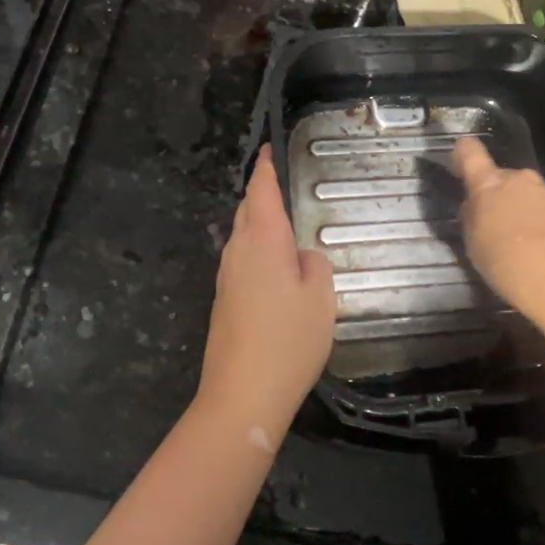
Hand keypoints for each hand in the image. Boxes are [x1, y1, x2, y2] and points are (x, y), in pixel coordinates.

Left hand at [197, 146, 336, 437]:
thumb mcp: (320, 298)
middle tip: (286, 185)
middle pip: (247, 209)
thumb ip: (315, 265)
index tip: (272, 148)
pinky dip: (258, 251)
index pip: (261, 188)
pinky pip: (243, 260)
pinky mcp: (224, 301)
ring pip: (243, 236)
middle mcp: (238, 249)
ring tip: (287, 224)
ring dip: (260, 224)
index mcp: (262, 238)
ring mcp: (226, 276)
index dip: (267, 166)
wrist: (241, 396)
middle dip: (263, 193)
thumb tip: (301, 256)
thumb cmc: (287, 341)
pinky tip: (276, 267)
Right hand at [454, 136, 544, 326]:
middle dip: (506, 197)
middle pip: (509, 180)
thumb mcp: (474, 244)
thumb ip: (474, 216)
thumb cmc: (507, 264)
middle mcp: (523, 180)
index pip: (471, 153)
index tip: (462, 161)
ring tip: (535, 248)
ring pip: (538, 197)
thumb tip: (477, 206)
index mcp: (489, 185)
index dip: (464, 153)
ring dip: (533, 213)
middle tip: (504, 228)